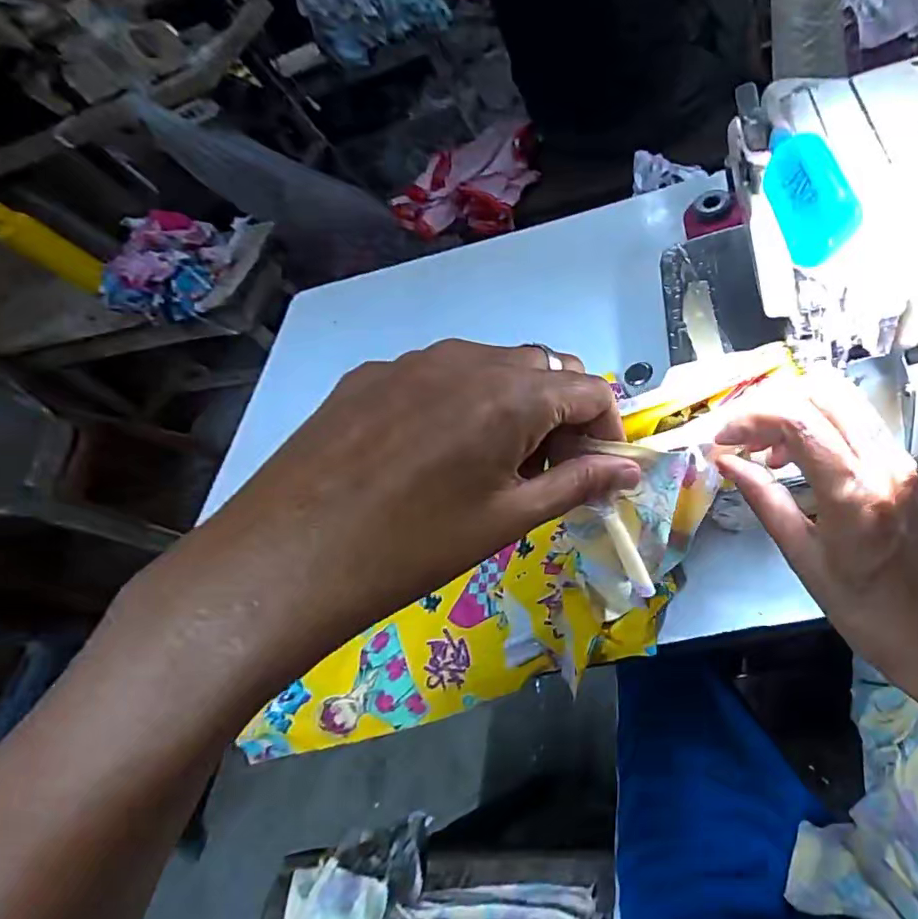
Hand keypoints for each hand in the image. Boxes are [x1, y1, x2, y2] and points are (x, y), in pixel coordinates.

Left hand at [127, 340, 641, 697]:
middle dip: (562, 416)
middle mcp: (468, 359)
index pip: (591, 390)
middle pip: (545, 370)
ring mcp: (413, 361)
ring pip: (492, 368)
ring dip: (514, 406)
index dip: (606, 432)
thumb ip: (578, 484)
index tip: (594, 474)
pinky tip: (430, 455)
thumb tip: (630, 469)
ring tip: (488, 466)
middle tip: (544, 474)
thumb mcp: (508, 520)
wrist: (286, 558)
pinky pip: (439, 375)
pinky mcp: (370, 374)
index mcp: (512, 394)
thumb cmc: (414, 547)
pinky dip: (462, 403)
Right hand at [714, 373, 917, 699]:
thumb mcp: (801, 556)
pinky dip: (816, 422)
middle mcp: (883, 464)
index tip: (724, 438)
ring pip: (840, 398)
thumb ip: (764, 499)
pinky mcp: (903, 461)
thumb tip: (725, 461)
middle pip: (821, 394)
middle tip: (740, 436)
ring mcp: (899, 458)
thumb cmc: (859, 607)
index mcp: (855, 494)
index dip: (752, 418)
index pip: (799, 421)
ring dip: (793, 409)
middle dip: (770, 405)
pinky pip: (854, 419)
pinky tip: (792, 453)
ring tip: (762, 447)